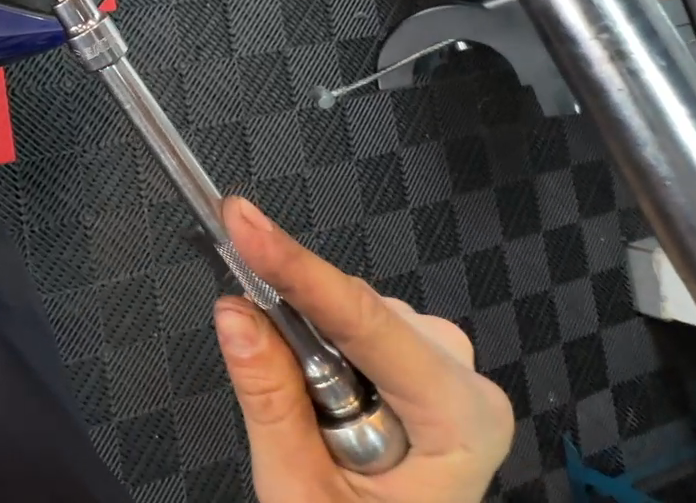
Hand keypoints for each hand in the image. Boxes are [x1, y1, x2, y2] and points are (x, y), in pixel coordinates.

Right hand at [214, 196, 512, 502]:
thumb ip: (271, 402)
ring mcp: (444, 367)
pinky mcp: (419, 365)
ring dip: (302, 336)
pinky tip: (311, 391)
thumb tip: (232, 309)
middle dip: (295, 315)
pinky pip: (347, 322)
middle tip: (246, 338)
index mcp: (459, 418)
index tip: (240, 220)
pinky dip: (310, 340)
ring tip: (302, 413)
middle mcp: (463, 378)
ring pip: (348, 311)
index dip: (297, 268)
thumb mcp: (302, 493)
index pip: (365, 322)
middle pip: (356, 309)